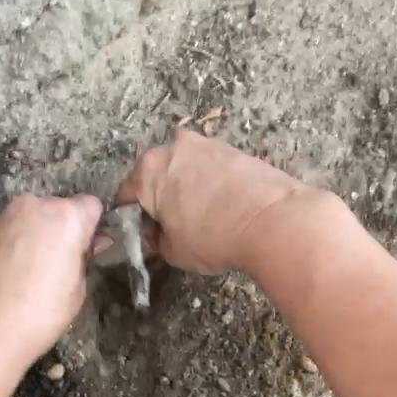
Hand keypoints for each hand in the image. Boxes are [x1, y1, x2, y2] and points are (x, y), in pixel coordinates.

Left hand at [0, 194, 105, 360]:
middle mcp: (36, 206)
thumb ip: (85, 258)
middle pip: (60, 209)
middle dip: (63, 231)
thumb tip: (93, 243)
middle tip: (59, 265)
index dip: (92, 229)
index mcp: (67, 217)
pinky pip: (12, 229)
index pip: (92, 206)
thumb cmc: (42, 312)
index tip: (87, 251)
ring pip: (33, 218)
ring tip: (32, 271)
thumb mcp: (77, 289)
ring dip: (37, 235)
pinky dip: (17, 242)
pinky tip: (13, 271)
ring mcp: (7, 215)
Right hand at [116, 131, 316, 275]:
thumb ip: (156, 242)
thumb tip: (156, 238)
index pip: (126, 196)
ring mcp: (205, 145)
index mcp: (148, 171)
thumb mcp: (173, 251)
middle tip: (168, 230)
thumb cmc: (214, 236)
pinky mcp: (232, 149)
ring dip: (183, 191)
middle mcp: (173, 148)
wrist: (270, 221)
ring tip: (196, 221)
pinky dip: (207, 186)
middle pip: (154, 177)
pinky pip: (209, 169)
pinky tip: (218, 210)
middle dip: (158, 200)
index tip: (142, 236)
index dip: (131, 221)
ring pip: (183, 170)